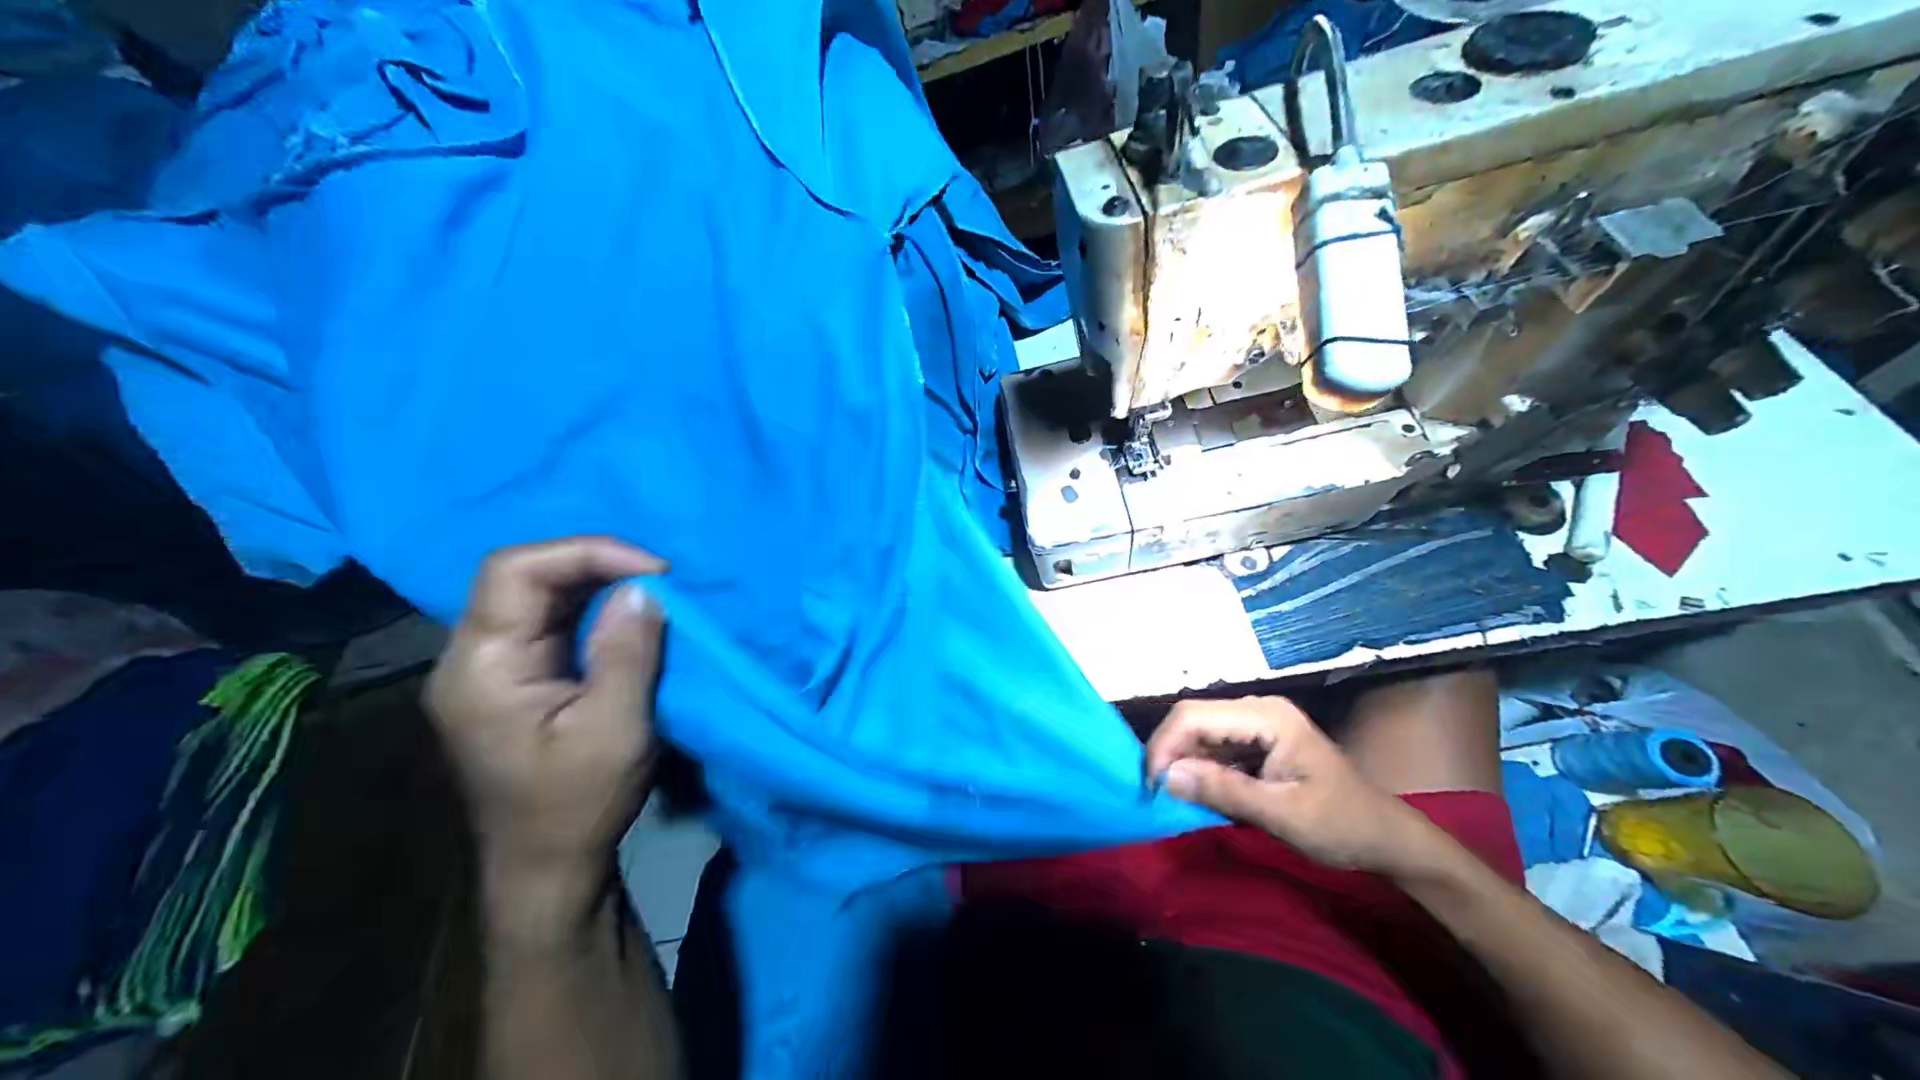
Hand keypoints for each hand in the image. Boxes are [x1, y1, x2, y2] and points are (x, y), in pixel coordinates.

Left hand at [425, 537, 666, 916]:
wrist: (548, 868)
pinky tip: (630, 614)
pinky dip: (595, 607)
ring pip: (539, 594)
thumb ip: (627, 653)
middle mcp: (472, 657)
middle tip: (661, 578)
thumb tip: (645, 587)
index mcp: (480, 667)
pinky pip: (552, 621)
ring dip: (599, 584)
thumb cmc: (577, 806)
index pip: (515, 571)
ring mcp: (491, 668)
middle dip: (597, 564)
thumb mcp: (614, 730)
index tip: (653, 570)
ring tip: (654, 590)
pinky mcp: (516, 679)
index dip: (585, 552)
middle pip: (524, 576)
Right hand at [1145, 697, 1438, 873]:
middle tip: (1157, 793)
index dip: (1164, 745)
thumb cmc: (1341, 825)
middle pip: (1192, 719)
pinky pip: (1213, 748)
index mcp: (1267, 716)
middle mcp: (1257, 710)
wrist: (1386, 838)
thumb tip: (1167, 778)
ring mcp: (1257, 725)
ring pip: (1199, 734)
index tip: (1151, 785)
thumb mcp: (1282, 814)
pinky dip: (1199, 770)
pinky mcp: (1255, 743)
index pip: (1194, 716)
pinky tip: (1197, 793)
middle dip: (1169, 753)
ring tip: (1173, 796)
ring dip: (1182, 762)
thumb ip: (1224, 791)